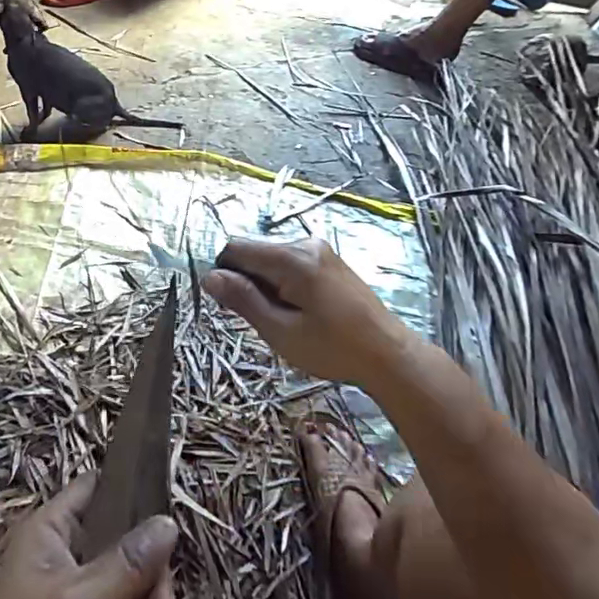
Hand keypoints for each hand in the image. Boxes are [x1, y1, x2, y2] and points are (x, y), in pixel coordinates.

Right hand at [203, 238, 415, 386]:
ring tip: (287, 320)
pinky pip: (290, 264)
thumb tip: (210, 277)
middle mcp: (305, 243)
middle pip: (254, 253)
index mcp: (292, 258)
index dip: (224, 275)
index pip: (236, 248)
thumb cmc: (333, 348)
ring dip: (266, 287)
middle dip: (247, 283)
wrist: (388, 354)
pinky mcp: (329, 261)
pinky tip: (301, 312)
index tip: (232, 308)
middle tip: (265, 321)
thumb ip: (244, 300)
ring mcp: (320, 250)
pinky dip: (283, 285)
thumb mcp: (280, 331)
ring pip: (271, 260)